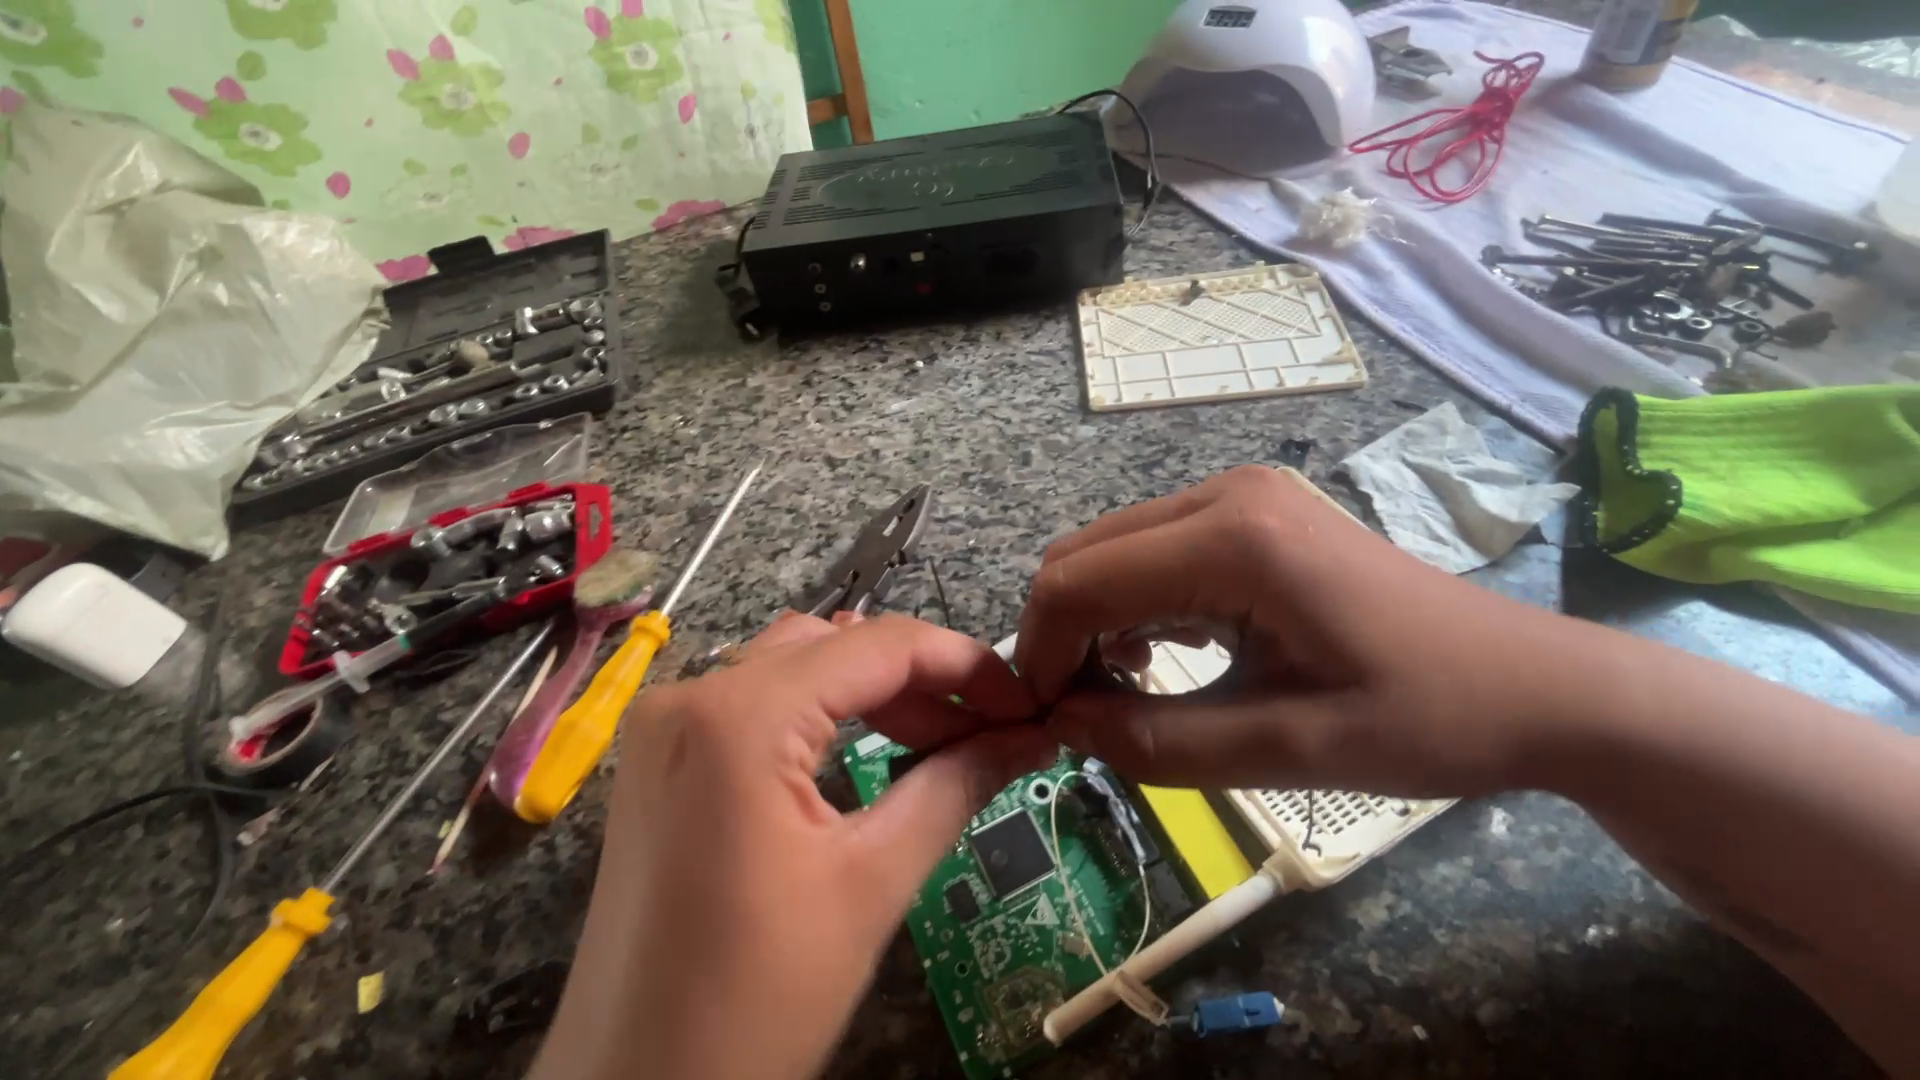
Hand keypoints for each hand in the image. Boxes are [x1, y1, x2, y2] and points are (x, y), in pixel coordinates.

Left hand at [532, 614, 1052, 1079]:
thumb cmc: (757, 997)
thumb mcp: (872, 883)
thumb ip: (954, 786)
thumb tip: (1030, 737)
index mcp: (740, 715)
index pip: (879, 645)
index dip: (965, 664)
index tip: (1025, 701)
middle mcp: (692, 692)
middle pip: (836, 645)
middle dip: (922, 679)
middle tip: (990, 730)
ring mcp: (666, 723)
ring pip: (796, 665)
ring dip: (875, 691)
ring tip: (942, 741)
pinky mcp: (662, 756)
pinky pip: (758, 700)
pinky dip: (824, 712)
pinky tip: (871, 746)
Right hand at [1015, 465, 1582, 797]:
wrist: (1536, 685)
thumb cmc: (1428, 719)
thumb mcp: (1288, 751)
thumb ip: (1157, 741)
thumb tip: (1063, 725)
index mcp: (1234, 541)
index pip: (1079, 582)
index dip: (1043, 654)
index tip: (1049, 723)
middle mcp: (1223, 496)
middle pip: (1082, 555)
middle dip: (1060, 636)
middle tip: (1081, 714)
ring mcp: (1238, 497)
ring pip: (1109, 551)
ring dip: (1093, 622)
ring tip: (1123, 693)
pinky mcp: (1250, 515)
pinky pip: (1150, 552)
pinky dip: (1130, 606)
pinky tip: (1163, 655)